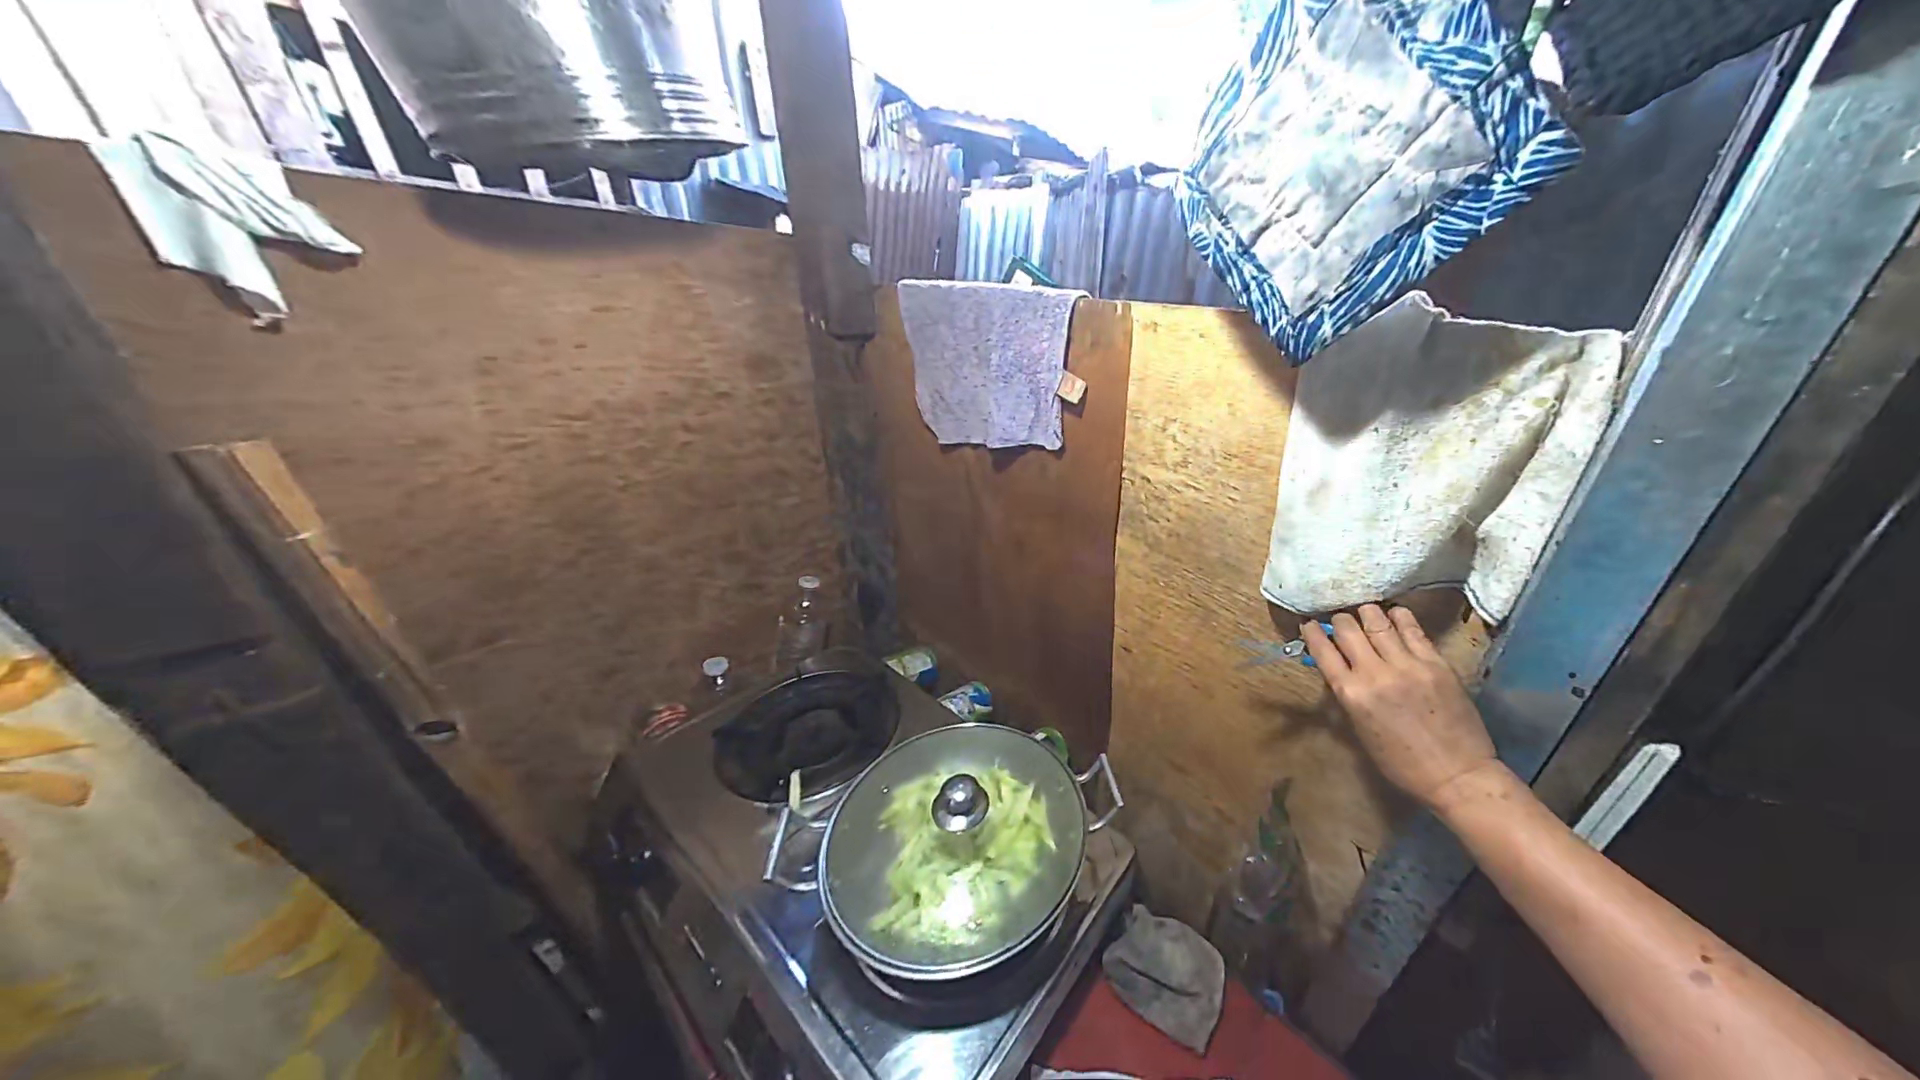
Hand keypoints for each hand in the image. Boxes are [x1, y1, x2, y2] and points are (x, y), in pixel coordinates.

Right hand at [1301, 604, 1505, 812]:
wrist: (1456, 774)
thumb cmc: (1399, 760)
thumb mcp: (1359, 727)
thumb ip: (1347, 692)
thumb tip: (1338, 666)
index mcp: (1351, 693)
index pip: (1323, 650)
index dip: (1312, 633)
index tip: (1309, 625)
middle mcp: (1375, 673)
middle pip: (1348, 629)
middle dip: (1339, 620)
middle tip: (1340, 620)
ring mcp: (1408, 666)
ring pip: (1378, 622)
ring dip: (1366, 613)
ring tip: (1365, 611)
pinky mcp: (1436, 664)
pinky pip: (1413, 630)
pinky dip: (1399, 617)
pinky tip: (1394, 612)